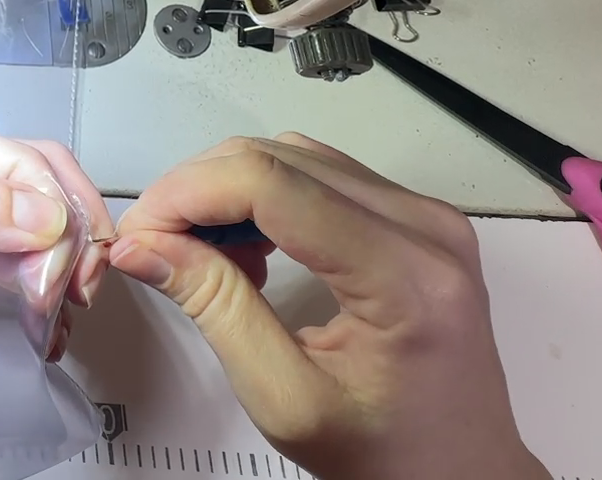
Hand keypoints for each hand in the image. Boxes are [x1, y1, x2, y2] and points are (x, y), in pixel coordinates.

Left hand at [0, 122, 111, 357]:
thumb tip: (42, 214)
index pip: (22, 162)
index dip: (54, 213)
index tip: (56, 280)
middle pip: (42, 188)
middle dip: (72, 235)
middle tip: (72, 296)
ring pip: (42, 227)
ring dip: (67, 265)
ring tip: (60, 317)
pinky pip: (23, 265)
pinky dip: (47, 290)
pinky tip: (44, 324)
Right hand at [110, 134, 549, 479]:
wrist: (465, 477)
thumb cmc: (380, 455)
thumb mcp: (283, 398)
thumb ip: (213, 307)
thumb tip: (135, 244)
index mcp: (404, 276)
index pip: (267, 183)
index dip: (185, 193)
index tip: (138, 234)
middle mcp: (422, 223)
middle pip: (270, 157)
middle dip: (192, 191)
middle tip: (155, 244)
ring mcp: (419, 210)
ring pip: (282, 153)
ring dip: (220, 190)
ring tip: (202, 251)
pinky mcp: (407, 210)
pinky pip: (306, 169)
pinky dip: (252, 194)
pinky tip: (244, 244)